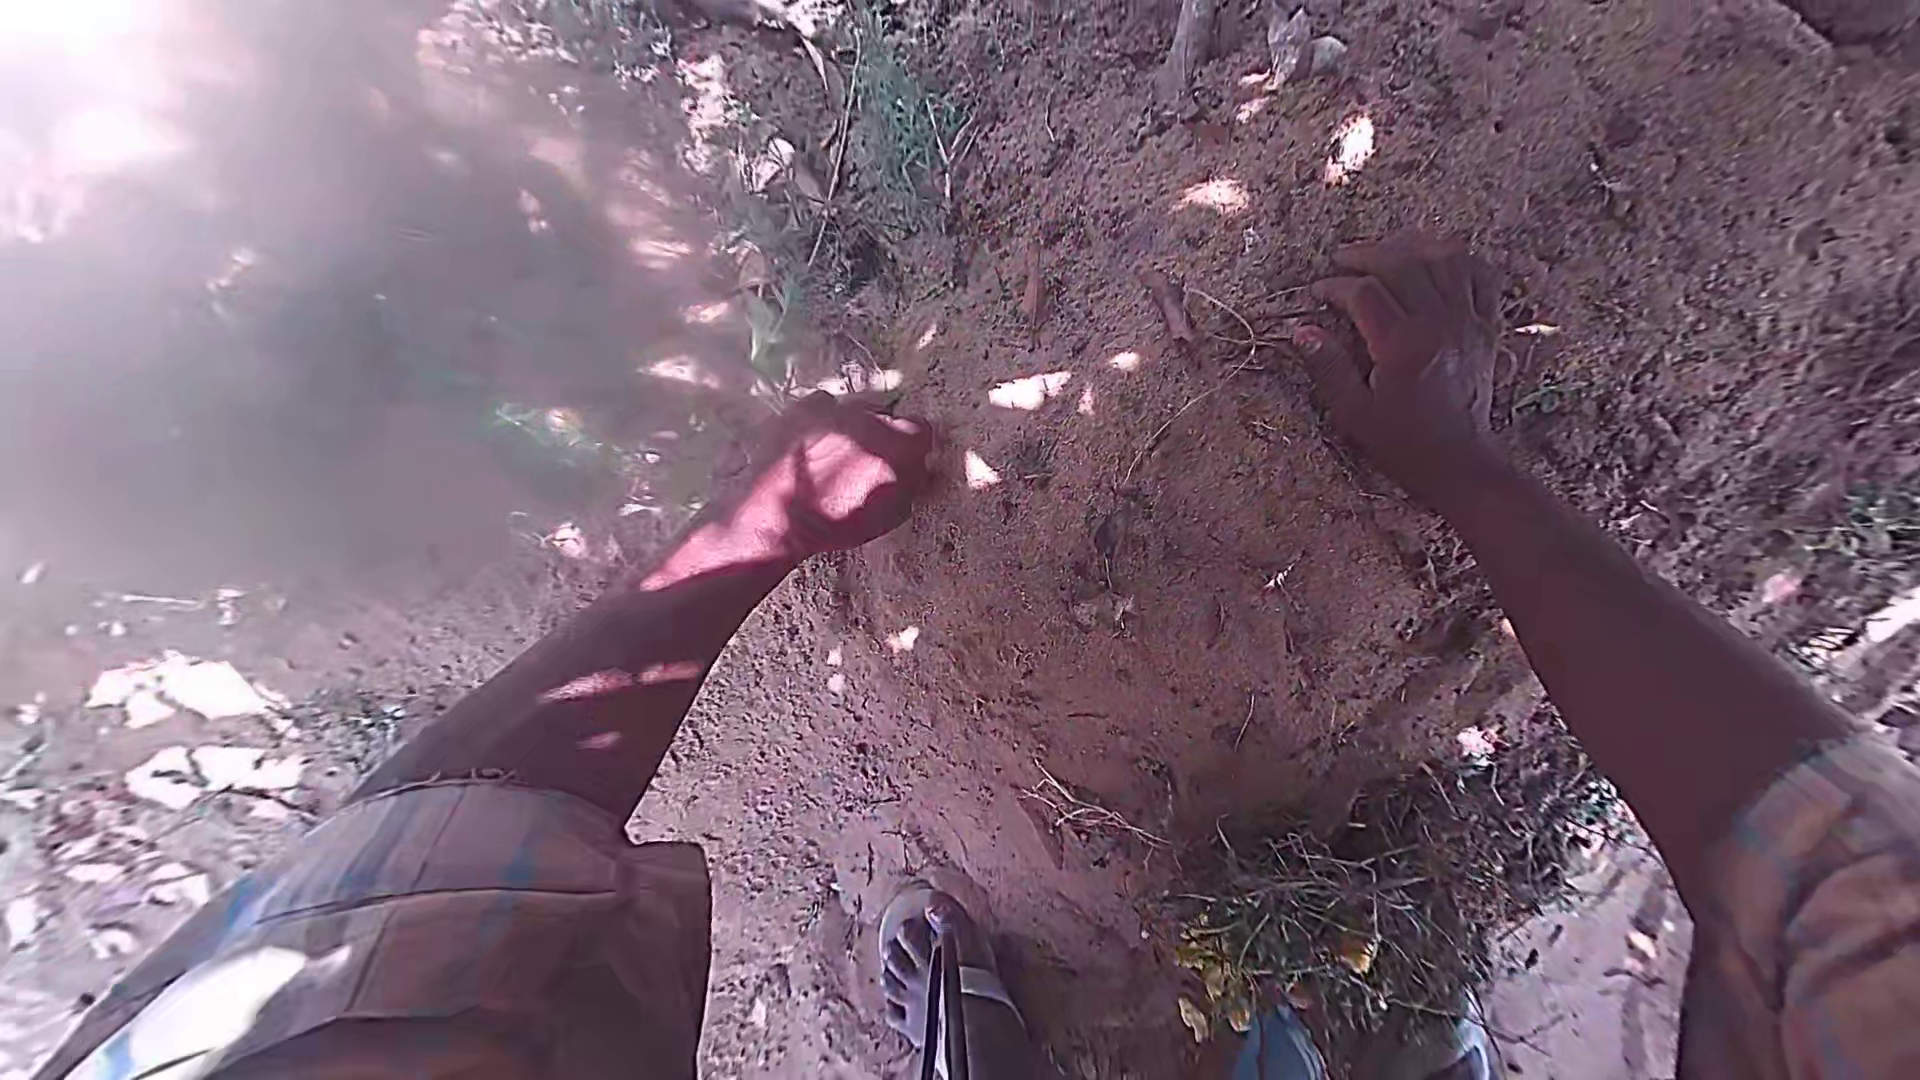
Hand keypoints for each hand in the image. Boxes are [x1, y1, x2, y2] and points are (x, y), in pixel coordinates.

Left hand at [730, 392, 934, 560]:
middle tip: (871, 463)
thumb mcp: (891, 513)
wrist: (781, 516)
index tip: (908, 459)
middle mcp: (870, 417)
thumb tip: (923, 468)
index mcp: (900, 443)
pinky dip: (825, 422)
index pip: (922, 430)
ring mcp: (835, 409)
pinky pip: (824, 407)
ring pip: (855, 411)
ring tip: (839, 457)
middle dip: (884, 437)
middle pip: (888, 418)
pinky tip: (817, 445)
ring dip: (855, 428)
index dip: (915, 447)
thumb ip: (913, 484)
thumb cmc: (838, 522)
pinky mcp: (804, 408)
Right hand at [1298, 233, 1502, 508]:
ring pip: (1445, 259)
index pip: (1366, 294)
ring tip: (1383, 247)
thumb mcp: (1351, 410)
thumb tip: (1302, 331)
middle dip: (1368, 255)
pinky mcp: (1488, 325)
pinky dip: (1457, 257)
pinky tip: (1434, 257)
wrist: (1456, 458)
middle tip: (1340, 258)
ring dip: (1411, 245)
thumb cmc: (1397, 440)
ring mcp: (1470, 320)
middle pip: (1404, 265)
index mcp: (1403, 346)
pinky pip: (1481, 274)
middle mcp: (1441, 324)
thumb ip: (1327, 366)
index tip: (1316, 291)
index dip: (1336, 285)